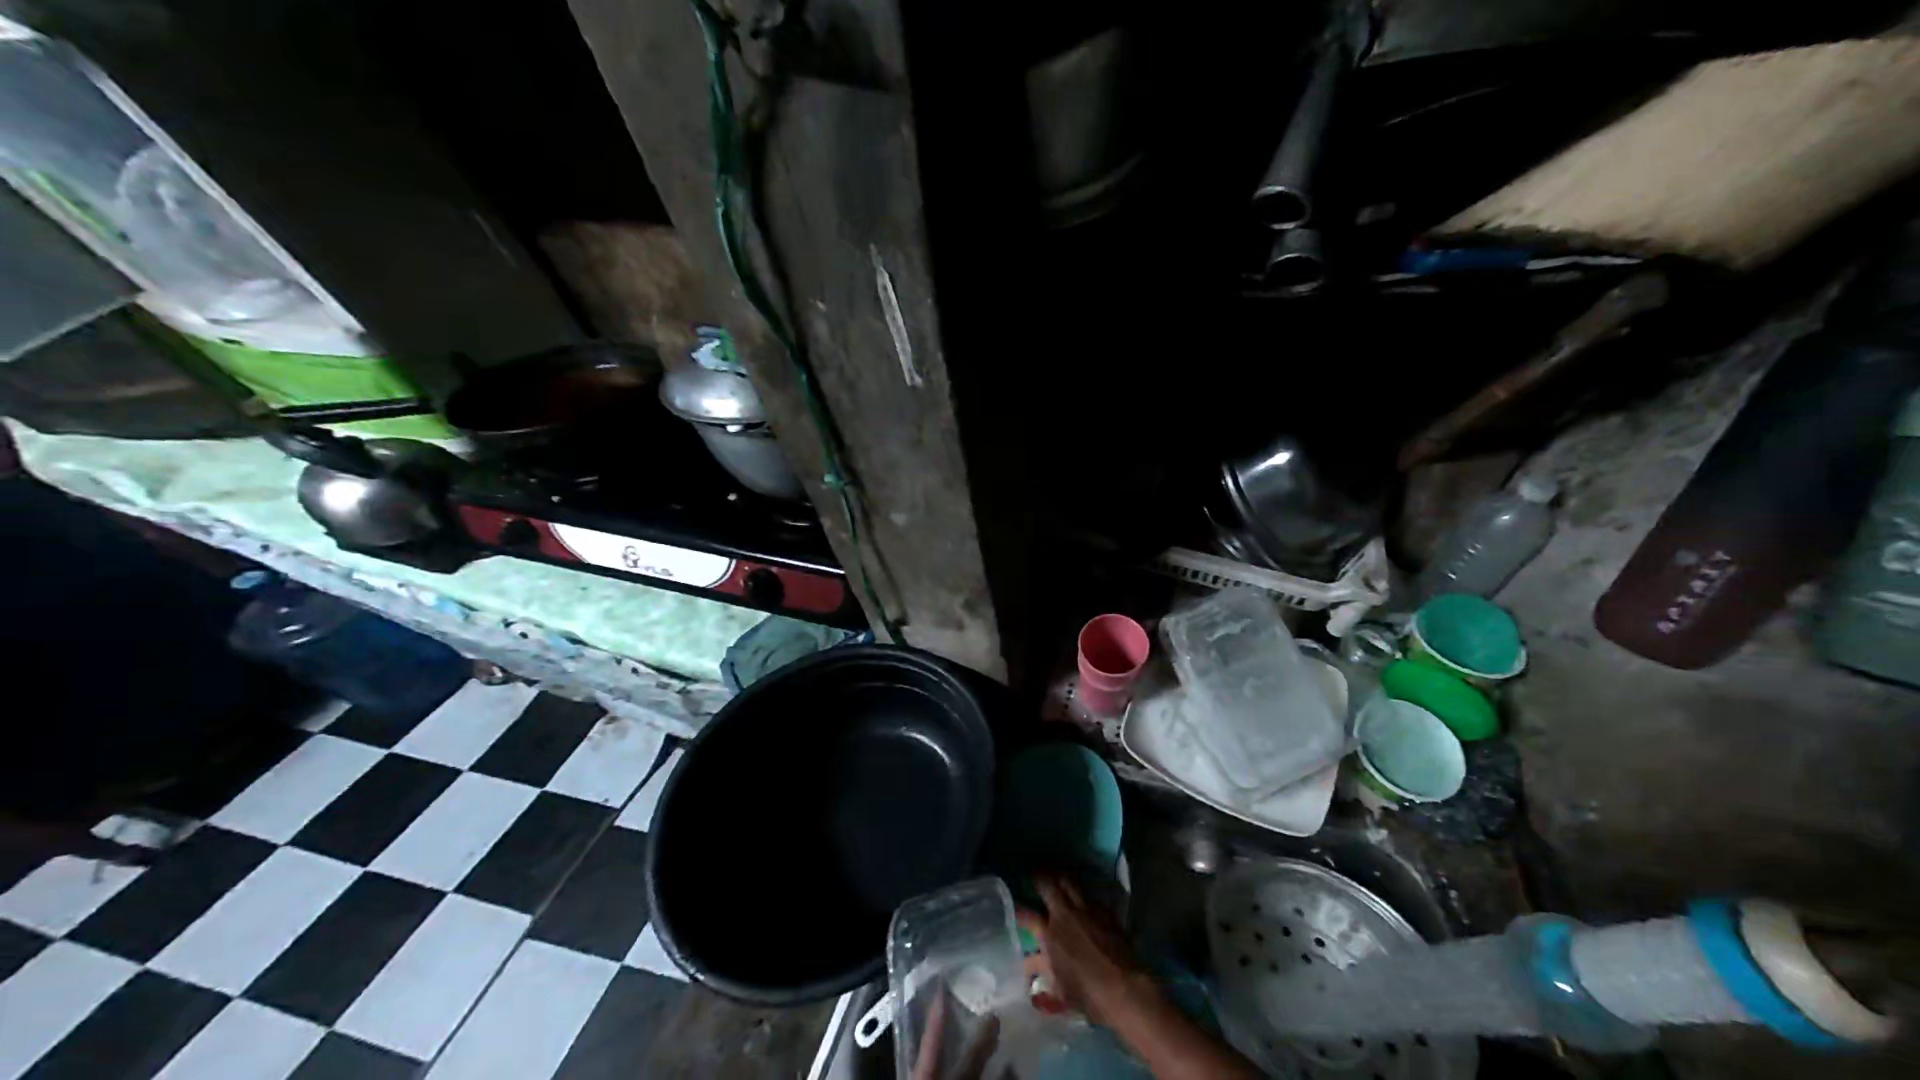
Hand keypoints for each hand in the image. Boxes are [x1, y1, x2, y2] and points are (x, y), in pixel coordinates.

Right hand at [1027, 873, 1156, 1026]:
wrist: (1125, 989)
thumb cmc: (1089, 995)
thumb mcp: (1061, 994)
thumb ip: (1046, 991)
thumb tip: (1036, 996)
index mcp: (1050, 933)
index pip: (1026, 914)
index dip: (1017, 908)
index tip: (1012, 904)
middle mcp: (1066, 915)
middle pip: (1048, 884)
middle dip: (1038, 875)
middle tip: (1033, 872)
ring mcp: (1088, 910)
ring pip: (1070, 882)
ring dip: (1060, 876)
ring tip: (1055, 873)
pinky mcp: (1106, 912)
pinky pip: (1090, 895)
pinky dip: (1082, 894)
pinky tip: (1082, 897)